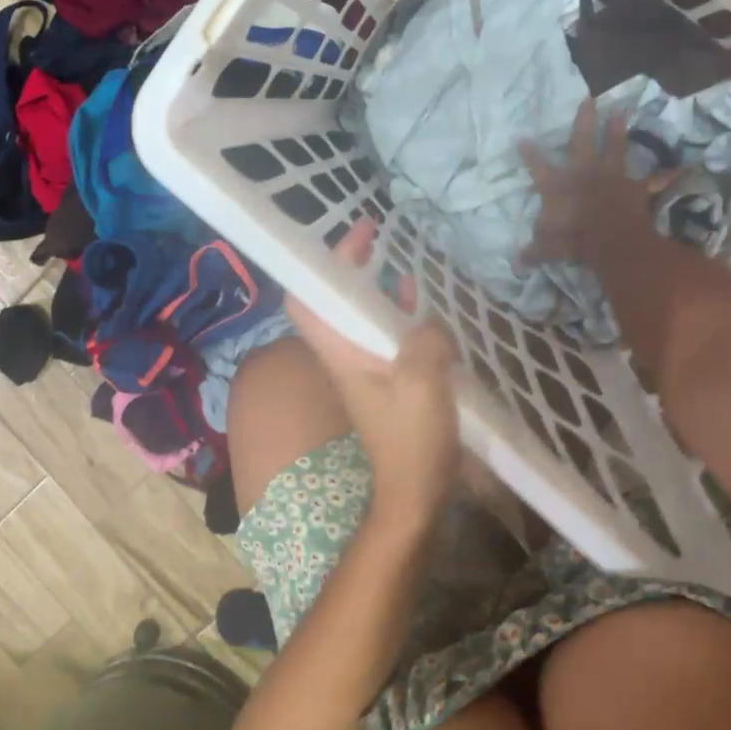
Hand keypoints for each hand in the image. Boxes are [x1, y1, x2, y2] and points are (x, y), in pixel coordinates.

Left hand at [287, 218, 460, 528]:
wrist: (414, 495)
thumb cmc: (411, 441)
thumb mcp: (425, 384)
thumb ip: (426, 341)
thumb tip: (426, 322)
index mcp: (340, 353)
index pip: (304, 304)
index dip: (318, 267)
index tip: (350, 239)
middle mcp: (344, 357)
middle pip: (333, 302)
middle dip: (348, 266)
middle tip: (374, 234)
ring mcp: (364, 370)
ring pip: (359, 318)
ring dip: (372, 287)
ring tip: (395, 258)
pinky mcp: (387, 383)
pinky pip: (385, 338)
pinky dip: (397, 316)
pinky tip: (418, 305)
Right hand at [519, 99, 679, 267]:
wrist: (611, 240)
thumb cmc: (572, 240)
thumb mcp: (546, 249)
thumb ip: (533, 252)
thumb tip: (517, 265)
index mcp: (557, 184)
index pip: (538, 165)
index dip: (530, 153)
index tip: (522, 138)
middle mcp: (583, 173)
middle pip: (581, 141)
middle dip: (584, 120)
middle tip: (589, 100)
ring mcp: (612, 177)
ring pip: (615, 148)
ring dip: (618, 130)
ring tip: (622, 111)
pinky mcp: (635, 188)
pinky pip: (654, 181)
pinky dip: (667, 176)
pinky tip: (683, 168)